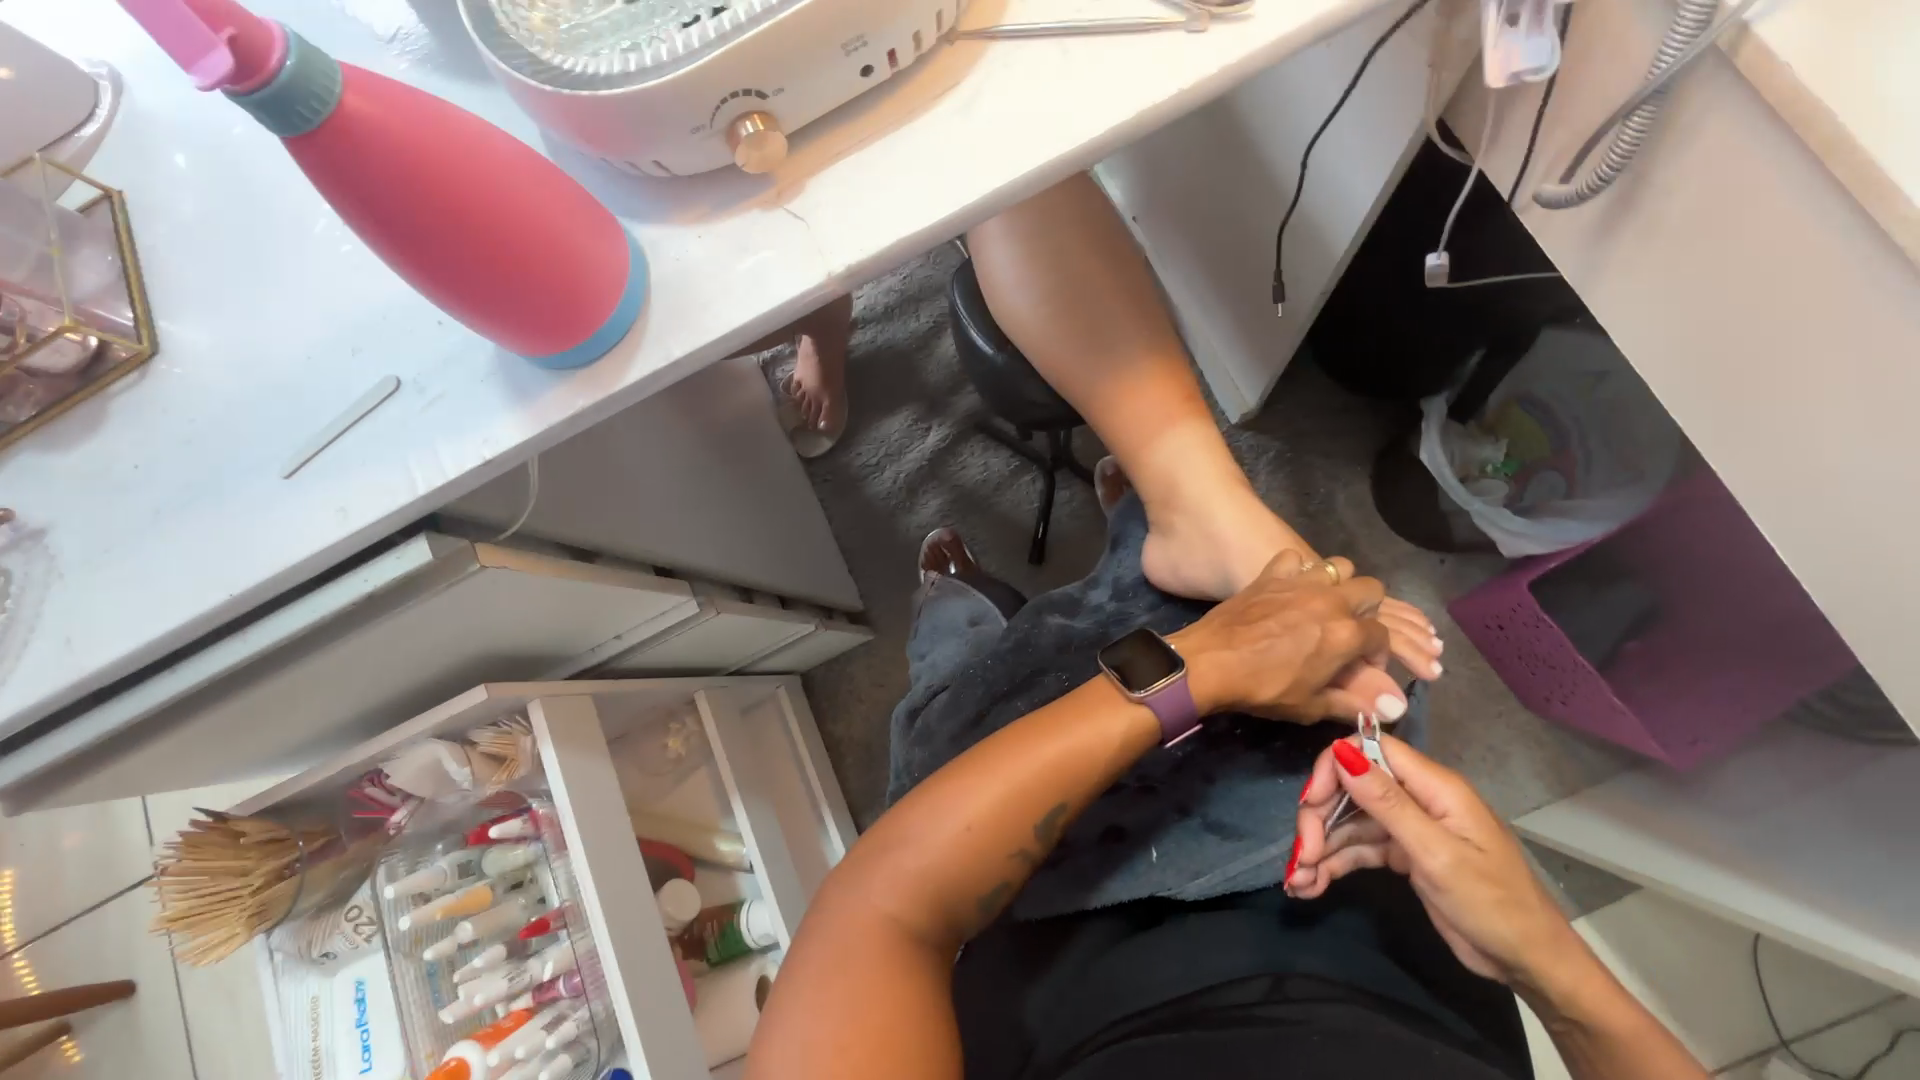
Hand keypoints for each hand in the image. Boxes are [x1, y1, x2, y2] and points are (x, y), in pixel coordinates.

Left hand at [1169, 550, 1392, 721]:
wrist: (1209, 664)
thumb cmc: (1262, 689)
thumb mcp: (1311, 706)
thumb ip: (1353, 704)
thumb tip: (1389, 709)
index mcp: (1347, 634)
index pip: (1382, 635)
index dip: (1377, 653)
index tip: (1362, 666)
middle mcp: (1330, 601)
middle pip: (1371, 589)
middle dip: (1368, 609)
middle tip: (1349, 631)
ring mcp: (1299, 583)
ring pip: (1337, 566)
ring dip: (1339, 583)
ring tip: (1324, 605)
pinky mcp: (1270, 575)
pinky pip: (1293, 557)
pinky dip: (1297, 568)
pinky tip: (1290, 588)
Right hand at [1285, 734, 1588, 990]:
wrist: (1529, 961)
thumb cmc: (1493, 903)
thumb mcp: (1437, 855)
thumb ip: (1387, 803)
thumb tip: (1342, 751)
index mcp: (1433, 787)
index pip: (1369, 750)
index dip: (1332, 768)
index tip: (1309, 804)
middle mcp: (1417, 799)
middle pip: (1350, 788)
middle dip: (1319, 819)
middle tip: (1301, 857)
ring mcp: (1408, 827)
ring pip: (1348, 822)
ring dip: (1320, 848)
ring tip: (1298, 881)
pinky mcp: (1403, 855)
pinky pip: (1358, 848)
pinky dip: (1333, 865)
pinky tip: (1311, 885)